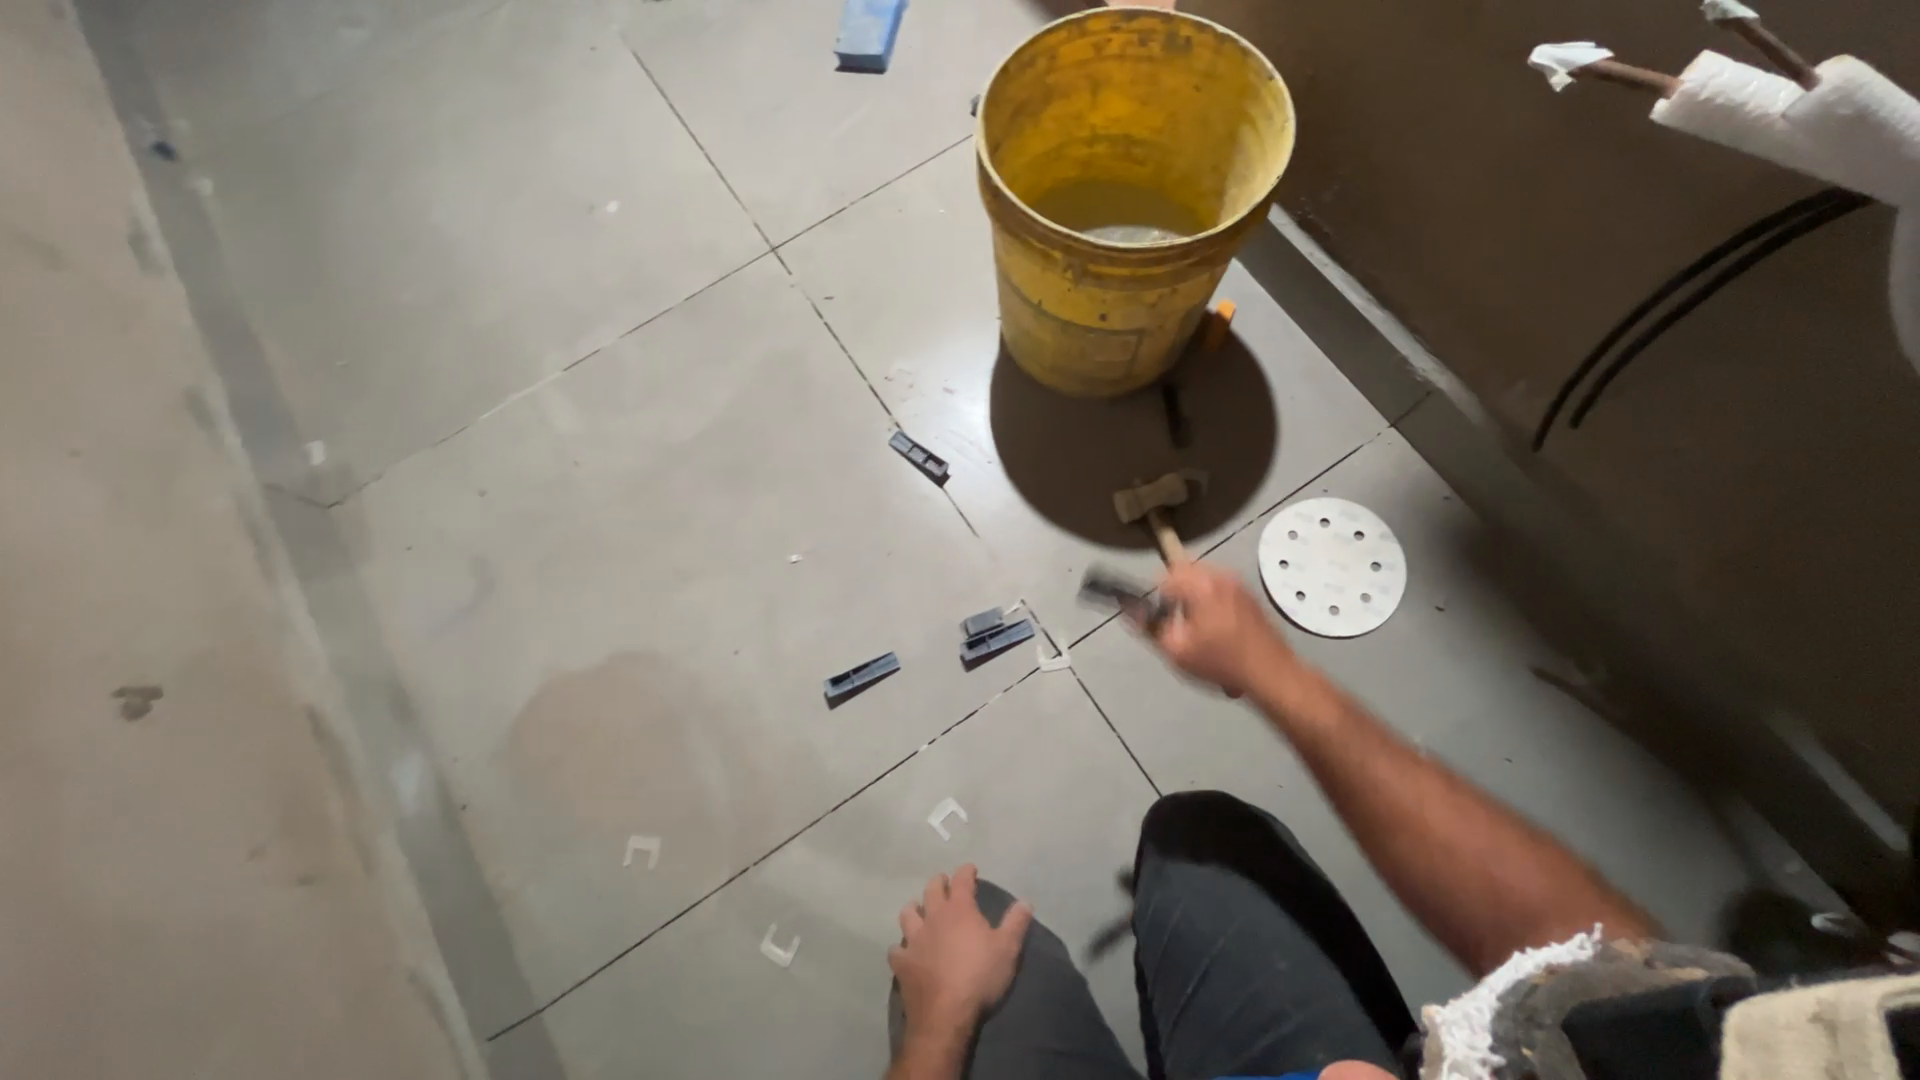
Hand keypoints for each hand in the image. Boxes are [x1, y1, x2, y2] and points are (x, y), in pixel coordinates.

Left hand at [889, 865, 1032, 1031]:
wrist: (946, 1013)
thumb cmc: (980, 976)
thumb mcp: (1008, 949)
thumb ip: (1015, 922)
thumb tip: (1025, 901)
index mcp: (959, 910)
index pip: (961, 880)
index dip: (966, 871)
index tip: (970, 868)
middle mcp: (933, 918)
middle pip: (931, 890)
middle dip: (939, 883)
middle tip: (944, 882)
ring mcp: (914, 940)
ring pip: (908, 914)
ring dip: (913, 908)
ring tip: (916, 908)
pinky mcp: (902, 963)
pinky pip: (896, 950)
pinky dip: (900, 948)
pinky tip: (903, 951)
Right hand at [1148, 562, 1296, 696]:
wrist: (1271, 674)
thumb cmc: (1221, 662)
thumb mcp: (1176, 650)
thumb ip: (1148, 625)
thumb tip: (1128, 606)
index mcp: (1201, 585)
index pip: (1164, 576)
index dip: (1156, 597)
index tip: (1161, 620)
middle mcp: (1221, 576)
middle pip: (1185, 572)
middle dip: (1176, 594)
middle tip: (1177, 624)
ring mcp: (1239, 584)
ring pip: (1203, 580)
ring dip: (1194, 597)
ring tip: (1198, 628)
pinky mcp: (1250, 596)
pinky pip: (1220, 588)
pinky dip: (1211, 601)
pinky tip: (1218, 630)